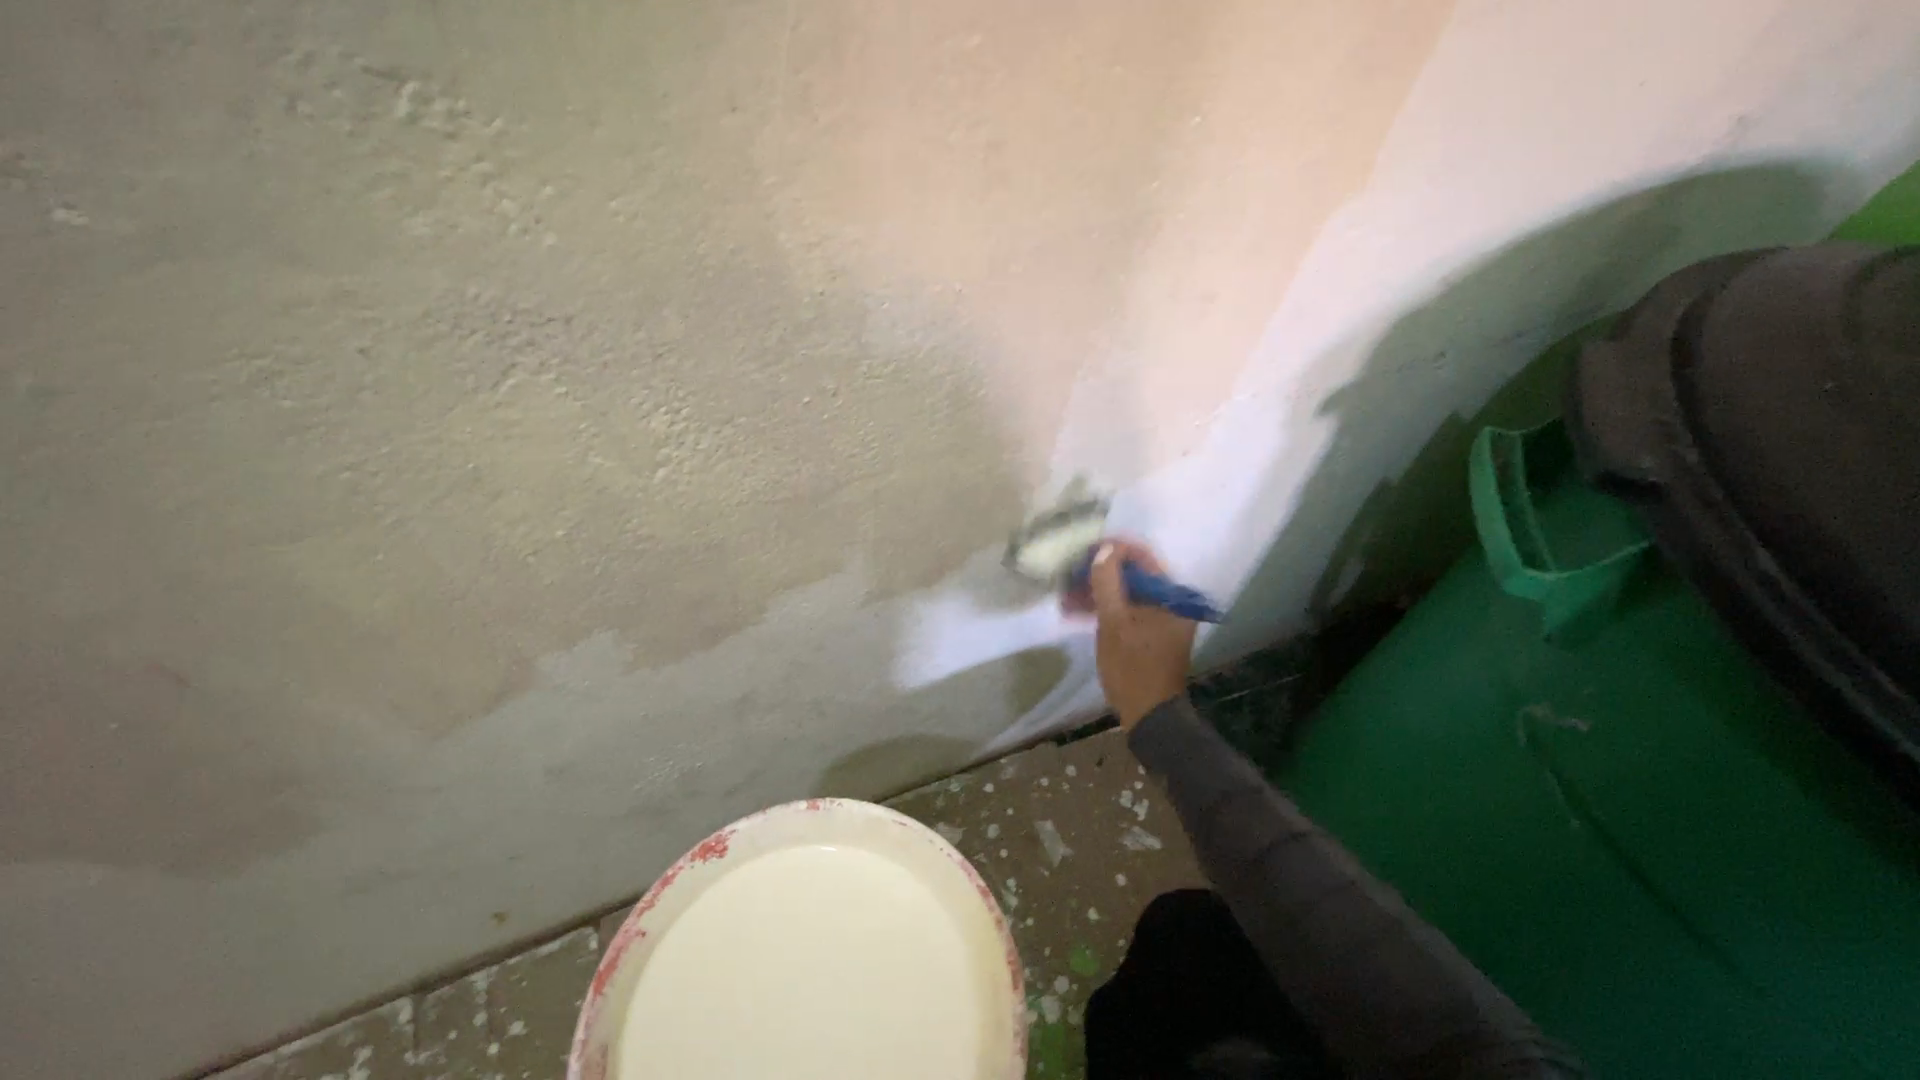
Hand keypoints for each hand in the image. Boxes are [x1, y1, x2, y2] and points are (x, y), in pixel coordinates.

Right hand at [1085, 539, 1196, 729]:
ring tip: (1066, 597)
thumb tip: (1103, 550)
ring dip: (1097, 591)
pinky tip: (1078, 612)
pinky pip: (1126, 609)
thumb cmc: (1133, 668)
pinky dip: (1105, 608)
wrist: (1150, 715)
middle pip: (1132, 573)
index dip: (1110, 550)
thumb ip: (1108, 583)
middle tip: (1068, 576)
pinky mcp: (1150, 631)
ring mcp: (1161, 616)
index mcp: (1170, 594)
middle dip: (1098, 573)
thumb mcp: (1114, 624)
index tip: (1081, 553)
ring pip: (1126, 592)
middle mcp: (1171, 600)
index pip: (1141, 555)